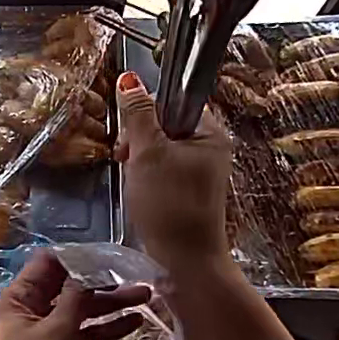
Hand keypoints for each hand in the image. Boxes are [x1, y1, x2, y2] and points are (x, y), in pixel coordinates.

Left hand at [0, 250, 150, 339]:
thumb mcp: (56, 330)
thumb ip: (74, 298)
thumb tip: (87, 271)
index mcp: (18, 298)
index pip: (48, 265)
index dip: (78, 258)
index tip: (109, 255)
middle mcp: (29, 310)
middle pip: (68, 287)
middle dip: (102, 283)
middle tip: (137, 278)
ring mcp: (44, 332)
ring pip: (80, 311)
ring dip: (109, 305)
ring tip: (145, 297)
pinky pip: (83, 333)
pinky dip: (105, 328)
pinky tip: (134, 322)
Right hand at [114, 71, 232, 272]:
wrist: (183, 260)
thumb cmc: (169, 206)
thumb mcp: (148, 154)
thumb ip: (137, 115)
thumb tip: (129, 79)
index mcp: (209, 132)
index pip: (172, 103)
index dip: (145, 115)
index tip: (131, 137)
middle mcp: (208, 149)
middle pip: (162, 127)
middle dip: (138, 142)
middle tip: (128, 162)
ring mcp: (198, 172)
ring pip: (158, 151)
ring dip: (139, 163)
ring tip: (135, 183)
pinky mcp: (186, 193)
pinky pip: (160, 173)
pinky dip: (145, 180)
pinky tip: (141, 195)